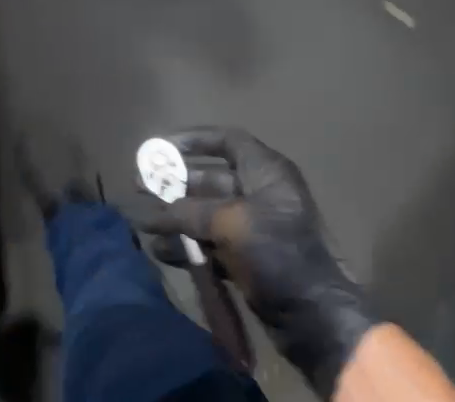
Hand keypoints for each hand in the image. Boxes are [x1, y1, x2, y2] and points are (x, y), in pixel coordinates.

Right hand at [134, 128, 378, 397]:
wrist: (313, 314)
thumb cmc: (276, 252)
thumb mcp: (229, 223)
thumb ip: (189, 211)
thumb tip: (154, 214)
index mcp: (266, 171)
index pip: (227, 141)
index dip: (194, 140)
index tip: (161, 148)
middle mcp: (261, 192)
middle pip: (212, 179)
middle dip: (177, 184)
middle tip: (141, 187)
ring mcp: (256, 228)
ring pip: (209, 214)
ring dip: (178, 218)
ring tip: (145, 225)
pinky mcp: (250, 259)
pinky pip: (213, 244)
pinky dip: (190, 246)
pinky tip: (162, 252)